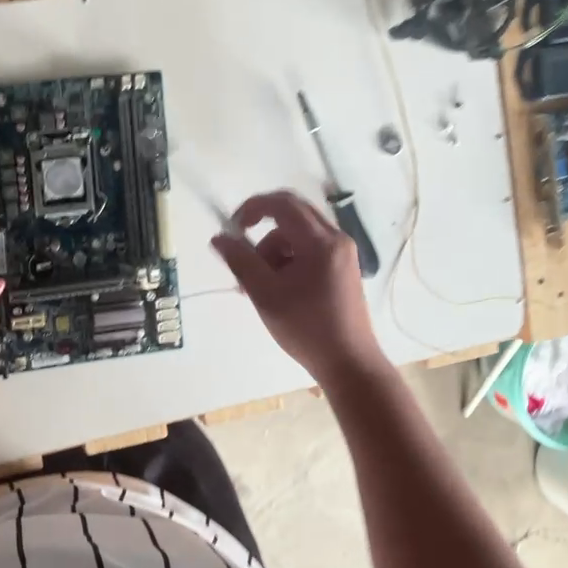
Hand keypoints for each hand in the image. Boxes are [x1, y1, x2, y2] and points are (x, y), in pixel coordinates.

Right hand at [211, 190, 386, 382]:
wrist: (349, 363)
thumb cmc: (306, 328)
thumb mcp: (265, 294)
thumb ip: (240, 260)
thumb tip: (219, 237)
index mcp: (320, 242)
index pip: (282, 204)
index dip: (252, 208)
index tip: (233, 228)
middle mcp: (336, 240)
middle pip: (291, 216)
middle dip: (262, 233)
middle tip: (243, 256)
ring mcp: (342, 254)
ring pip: (297, 236)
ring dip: (273, 252)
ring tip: (258, 287)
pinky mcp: (342, 269)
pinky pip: (308, 251)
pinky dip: (288, 262)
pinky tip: (278, 290)